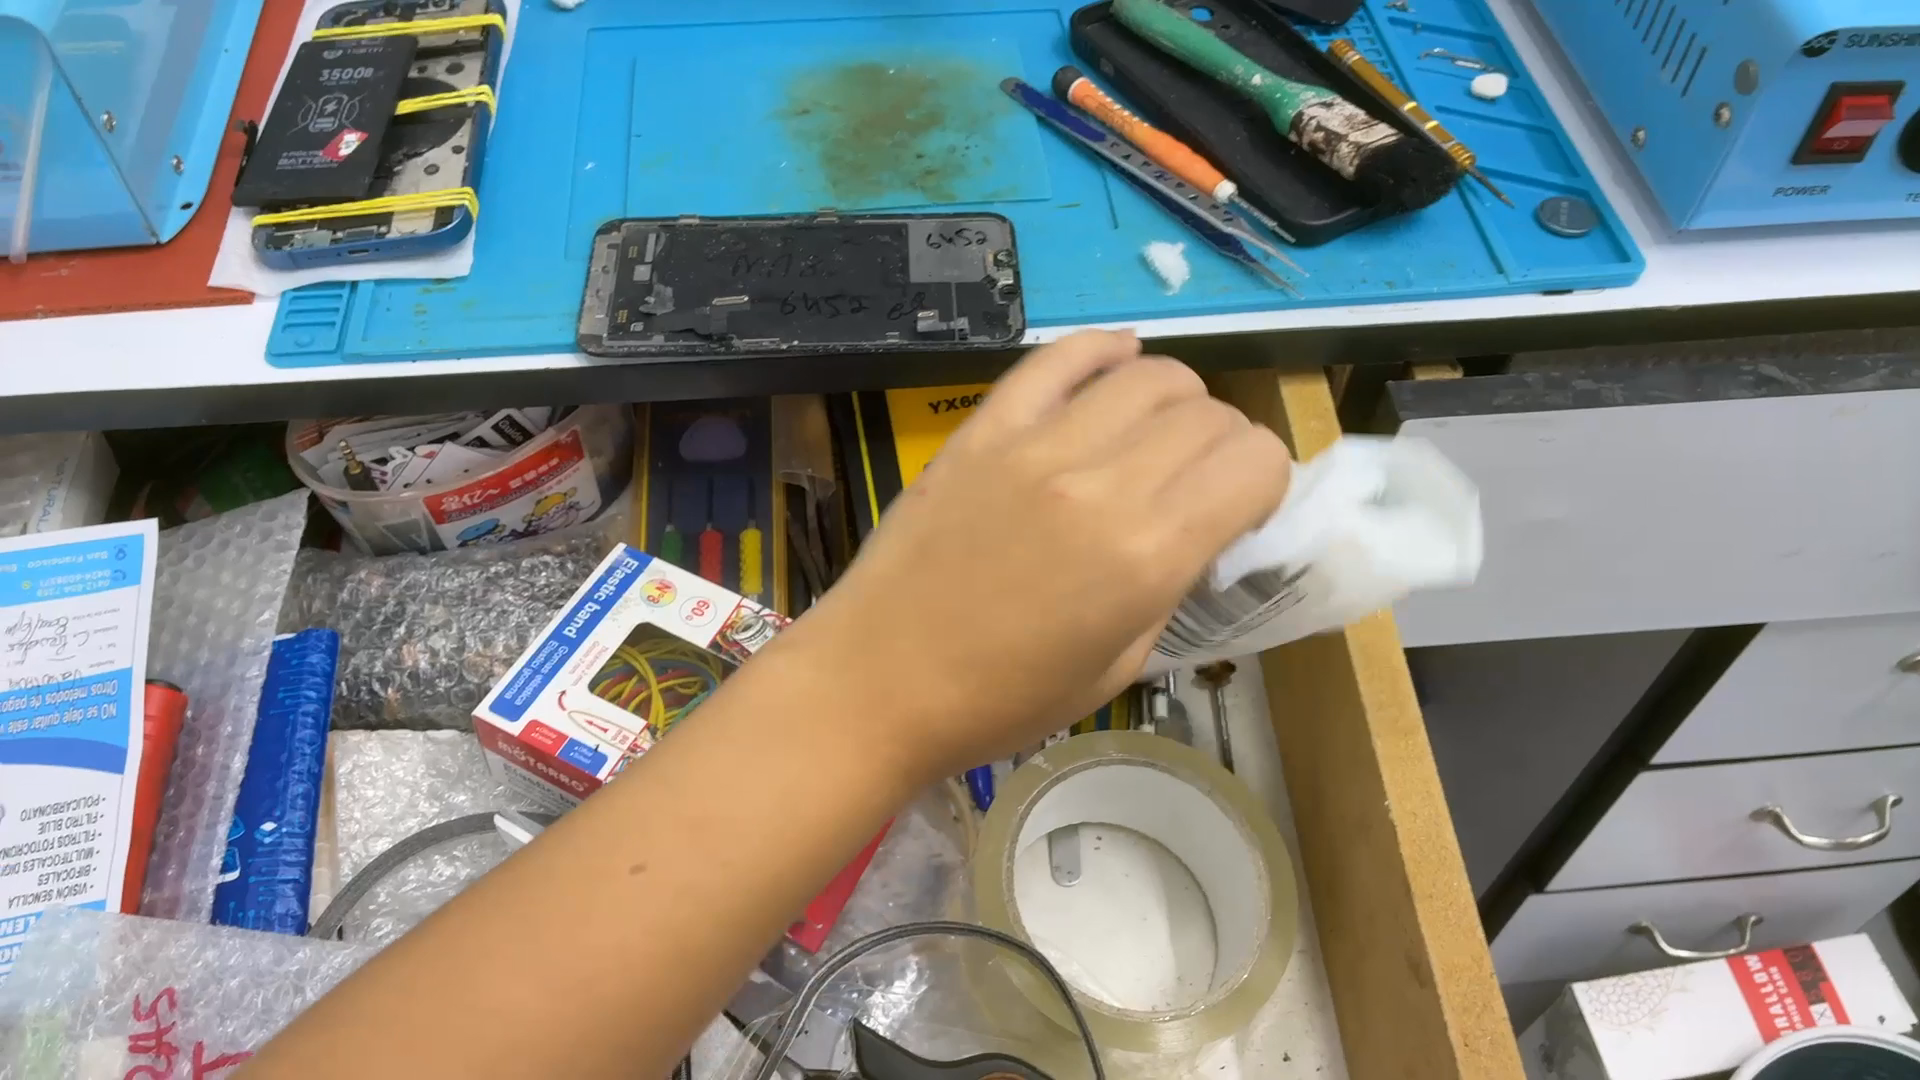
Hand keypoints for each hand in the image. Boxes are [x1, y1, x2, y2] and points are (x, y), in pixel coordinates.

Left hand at [779, 330, 1292, 780]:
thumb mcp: (1118, 666)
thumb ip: (1170, 583)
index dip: (1264, 481)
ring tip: (1155, 434)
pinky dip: (1102, 350)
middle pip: (1208, 414)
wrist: (878, 682)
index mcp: (1147, 554)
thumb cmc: (1001, 699)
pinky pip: (1057, 358)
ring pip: (1147, 373)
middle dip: (1224, 443)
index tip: (1240, 508)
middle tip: (1195, 482)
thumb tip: (1198, 528)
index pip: (1255, 462)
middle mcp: (1102, 482)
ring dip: (1175, 398)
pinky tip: (1117, 359)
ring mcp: (1035, 445)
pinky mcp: (983, 429)